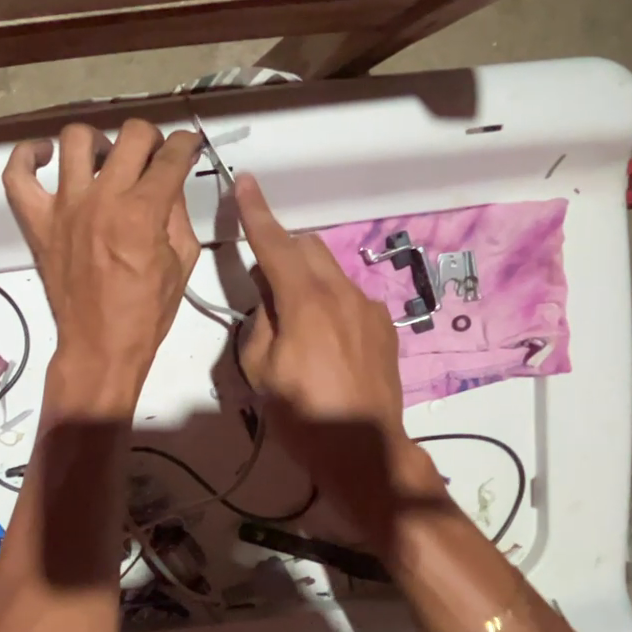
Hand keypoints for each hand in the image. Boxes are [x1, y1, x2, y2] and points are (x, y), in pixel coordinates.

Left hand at [4, 120, 201, 412]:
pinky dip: (27, 156)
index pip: (170, 156)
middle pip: (130, 136)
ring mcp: (63, 208)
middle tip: (152, 158)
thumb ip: (177, 213)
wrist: (100, 348)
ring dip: (98, 142)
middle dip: (151, 139)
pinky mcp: (37, 223)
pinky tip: (47, 156)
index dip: (185, 146)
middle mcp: (102, 200)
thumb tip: (169, 180)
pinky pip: (17, 175)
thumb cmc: (146, 313)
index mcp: (143, 213)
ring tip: (105, 160)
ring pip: (75, 140)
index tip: (186, 148)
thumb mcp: (182, 262)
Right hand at [235, 177, 444, 543]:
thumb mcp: (260, 372)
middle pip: (308, 247)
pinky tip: (326, 343)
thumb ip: (260, 323)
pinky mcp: (385, 327)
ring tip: (296, 324)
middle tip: (264, 283)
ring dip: (307, 280)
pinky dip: (330, 304)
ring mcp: (369, 307)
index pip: (274, 243)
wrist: (364, 450)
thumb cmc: (302, 415)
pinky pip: (349, 299)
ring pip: (330, 273)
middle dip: (282, 250)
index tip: (245, 182)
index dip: (255, 212)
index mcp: (305, 301)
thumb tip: (269, 303)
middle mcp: (342, 292)